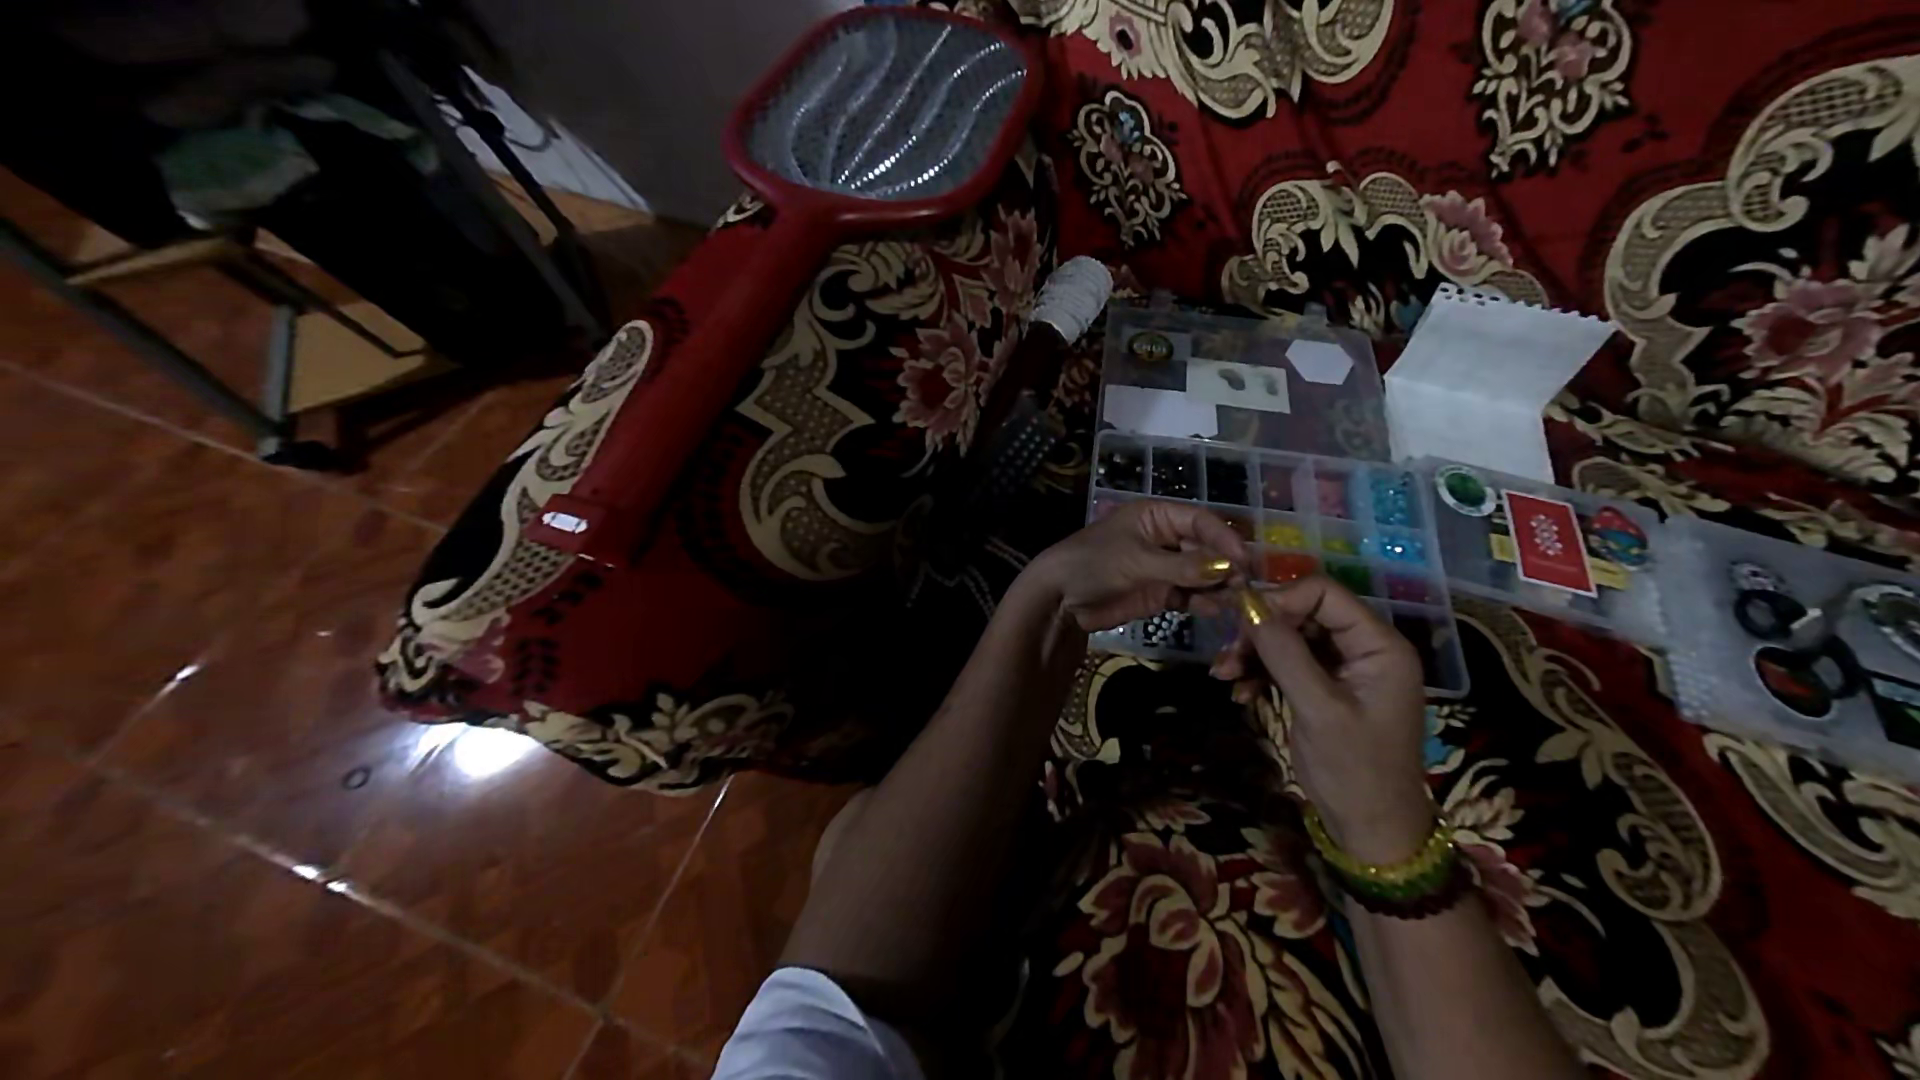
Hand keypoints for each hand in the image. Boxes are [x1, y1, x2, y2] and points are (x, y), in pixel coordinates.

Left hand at [1023, 500, 1248, 632]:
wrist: (1058, 598)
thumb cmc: (1093, 564)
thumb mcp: (1136, 561)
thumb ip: (1181, 566)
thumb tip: (1226, 568)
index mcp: (1156, 516)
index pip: (1200, 520)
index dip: (1223, 537)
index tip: (1243, 559)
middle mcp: (1164, 538)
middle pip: (1206, 548)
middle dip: (1225, 564)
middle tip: (1246, 584)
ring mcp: (1163, 567)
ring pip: (1201, 573)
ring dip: (1218, 585)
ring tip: (1235, 600)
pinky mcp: (1159, 593)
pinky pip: (1189, 595)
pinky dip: (1202, 601)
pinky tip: (1214, 609)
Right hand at [1209, 577, 1433, 862]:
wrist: (1369, 827)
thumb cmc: (1354, 769)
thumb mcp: (1318, 708)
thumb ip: (1285, 654)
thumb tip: (1249, 606)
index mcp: (1378, 645)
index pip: (1324, 594)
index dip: (1281, 600)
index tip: (1242, 624)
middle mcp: (1362, 648)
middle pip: (1301, 613)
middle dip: (1261, 631)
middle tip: (1226, 656)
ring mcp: (1342, 667)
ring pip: (1288, 637)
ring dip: (1253, 652)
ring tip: (1224, 676)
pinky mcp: (1323, 685)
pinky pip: (1285, 661)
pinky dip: (1259, 672)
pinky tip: (1239, 692)